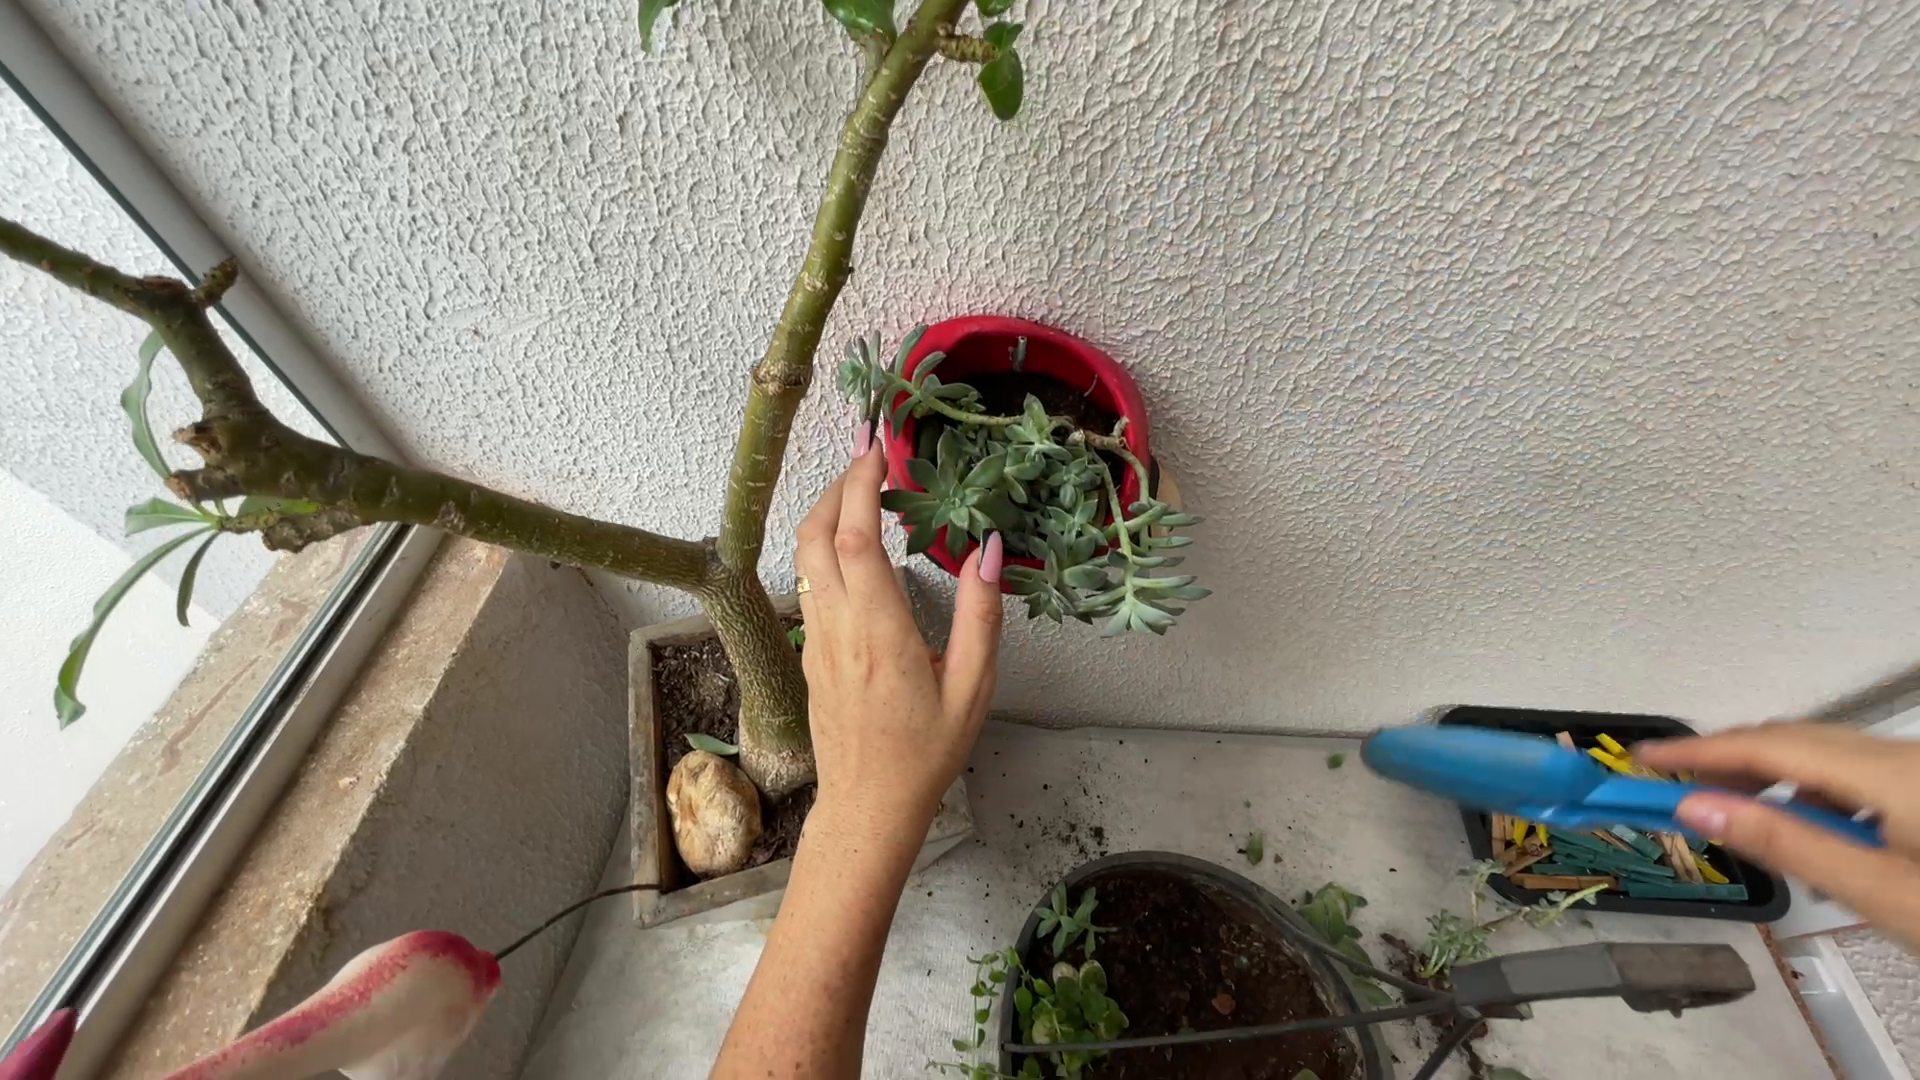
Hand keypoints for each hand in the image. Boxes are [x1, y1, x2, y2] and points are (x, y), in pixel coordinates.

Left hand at [793, 421, 1004, 829]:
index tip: (876, 451)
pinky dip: (824, 547)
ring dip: (825, 514)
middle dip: (835, 486)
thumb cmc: (926, 751)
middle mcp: (836, 626)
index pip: (854, 538)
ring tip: (862, 493)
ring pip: (804, 557)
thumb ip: (982, 615)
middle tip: (867, 459)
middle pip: (815, 535)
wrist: (867, 806)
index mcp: (879, 631)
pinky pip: (809, 583)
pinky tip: (855, 548)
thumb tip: (989, 550)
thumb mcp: (973, 687)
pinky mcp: (810, 651)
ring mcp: (815, 638)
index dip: (859, 486)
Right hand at [1637, 724, 1919, 948]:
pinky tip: (1821, 825)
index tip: (1640, 758)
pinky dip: (1822, 788)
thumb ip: (1784, 844)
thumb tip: (1691, 806)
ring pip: (1835, 754)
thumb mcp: (1888, 897)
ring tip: (1741, 809)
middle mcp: (1914, 759)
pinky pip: (1869, 771)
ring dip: (1776, 773)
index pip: (1768, 744)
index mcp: (1894, 775)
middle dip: (1730, 757)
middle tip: (1675, 782)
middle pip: (1800, 740)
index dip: (1696, 749)